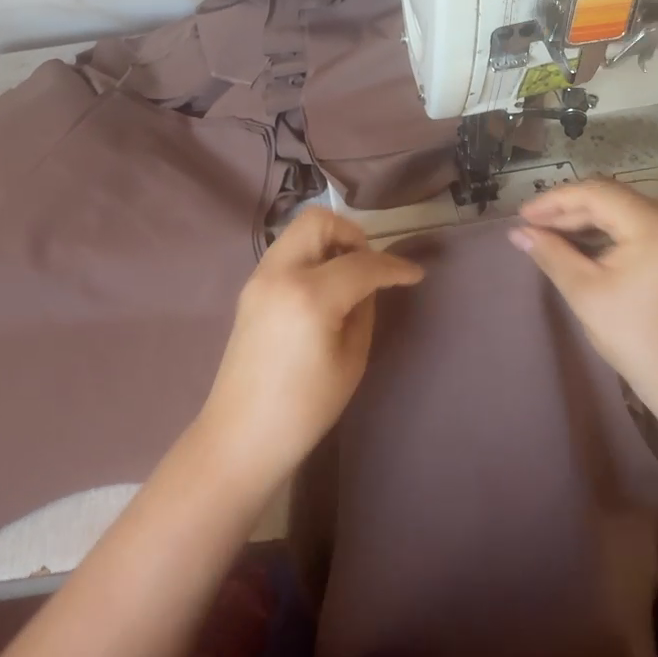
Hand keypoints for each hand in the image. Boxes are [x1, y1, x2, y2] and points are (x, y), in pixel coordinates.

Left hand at [196, 208, 423, 487]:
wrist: (242, 435)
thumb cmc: (305, 408)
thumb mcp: (351, 359)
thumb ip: (364, 310)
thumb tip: (369, 284)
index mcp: (309, 295)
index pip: (361, 263)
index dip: (394, 266)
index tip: (415, 274)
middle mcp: (279, 273)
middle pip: (319, 221)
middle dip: (353, 235)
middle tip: (371, 268)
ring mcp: (258, 278)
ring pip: (299, 232)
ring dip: (329, 243)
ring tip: (349, 280)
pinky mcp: (250, 290)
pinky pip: (287, 254)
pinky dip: (311, 258)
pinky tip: (325, 291)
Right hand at [508, 179, 657, 398]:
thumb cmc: (634, 334)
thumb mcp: (585, 291)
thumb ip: (550, 253)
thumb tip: (517, 232)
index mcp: (655, 225)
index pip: (597, 193)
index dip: (555, 200)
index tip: (522, 215)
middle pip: (611, 198)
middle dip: (568, 210)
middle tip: (531, 225)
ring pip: (622, 211)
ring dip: (584, 221)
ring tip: (547, 234)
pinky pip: (635, 227)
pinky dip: (605, 233)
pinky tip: (577, 245)